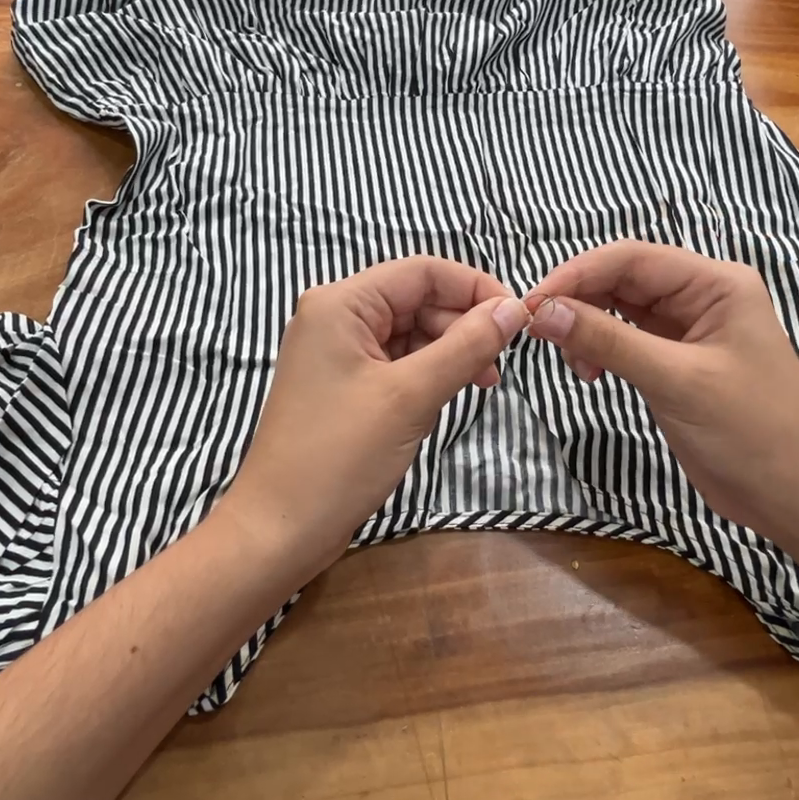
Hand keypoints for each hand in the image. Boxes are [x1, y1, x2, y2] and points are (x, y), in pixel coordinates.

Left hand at [224, 256, 529, 572]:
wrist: (280, 528)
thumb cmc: (340, 456)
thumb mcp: (411, 396)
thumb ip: (466, 346)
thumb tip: (514, 308)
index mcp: (340, 303)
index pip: (422, 271)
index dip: (474, 288)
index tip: (518, 321)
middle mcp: (334, 317)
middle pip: (416, 299)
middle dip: (462, 324)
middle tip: (499, 366)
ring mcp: (335, 353)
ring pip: (409, 333)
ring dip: (449, 352)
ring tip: (481, 386)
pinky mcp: (342, 385)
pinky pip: (395, 362)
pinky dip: (426, 374)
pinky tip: (447, 396)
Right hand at [524, 241, 798, 537]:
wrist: (796, 499)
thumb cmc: (751, 432)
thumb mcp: (675, 381)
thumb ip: (607, 341)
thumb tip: (540, 312)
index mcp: (715, 284)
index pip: (631, 258)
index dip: (576, 275)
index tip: (531, 306)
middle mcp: (700, 297)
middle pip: (621, 280)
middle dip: (578, 302)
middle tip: (540, 336)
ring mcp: (687, 331)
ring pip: (619, 310)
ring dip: (586, 328)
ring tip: (576, 367)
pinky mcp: (675, 363)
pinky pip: (625, 340)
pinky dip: (600, 351)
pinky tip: (591, 374)